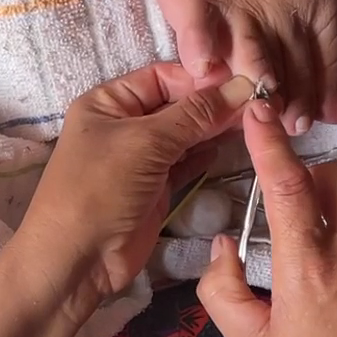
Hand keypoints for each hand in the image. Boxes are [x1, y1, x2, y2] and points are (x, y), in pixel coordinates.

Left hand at [12, 66, 255, 314]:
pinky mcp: (155, 188)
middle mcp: (123, 126)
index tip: (243, 81)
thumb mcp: (145, 143)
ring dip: (215, 129)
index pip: (162, 77)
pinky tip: (233, 145)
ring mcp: (140, 159)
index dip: (200, 78)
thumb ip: (194, 115)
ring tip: (255, 121)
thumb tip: (241, 87)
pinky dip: (206, 154)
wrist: (77, 259)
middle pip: (176, 104)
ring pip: (185, 135)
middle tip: (258, 102)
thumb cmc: (99, 190)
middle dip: (213, 104)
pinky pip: (186, 163)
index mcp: (107, 103)